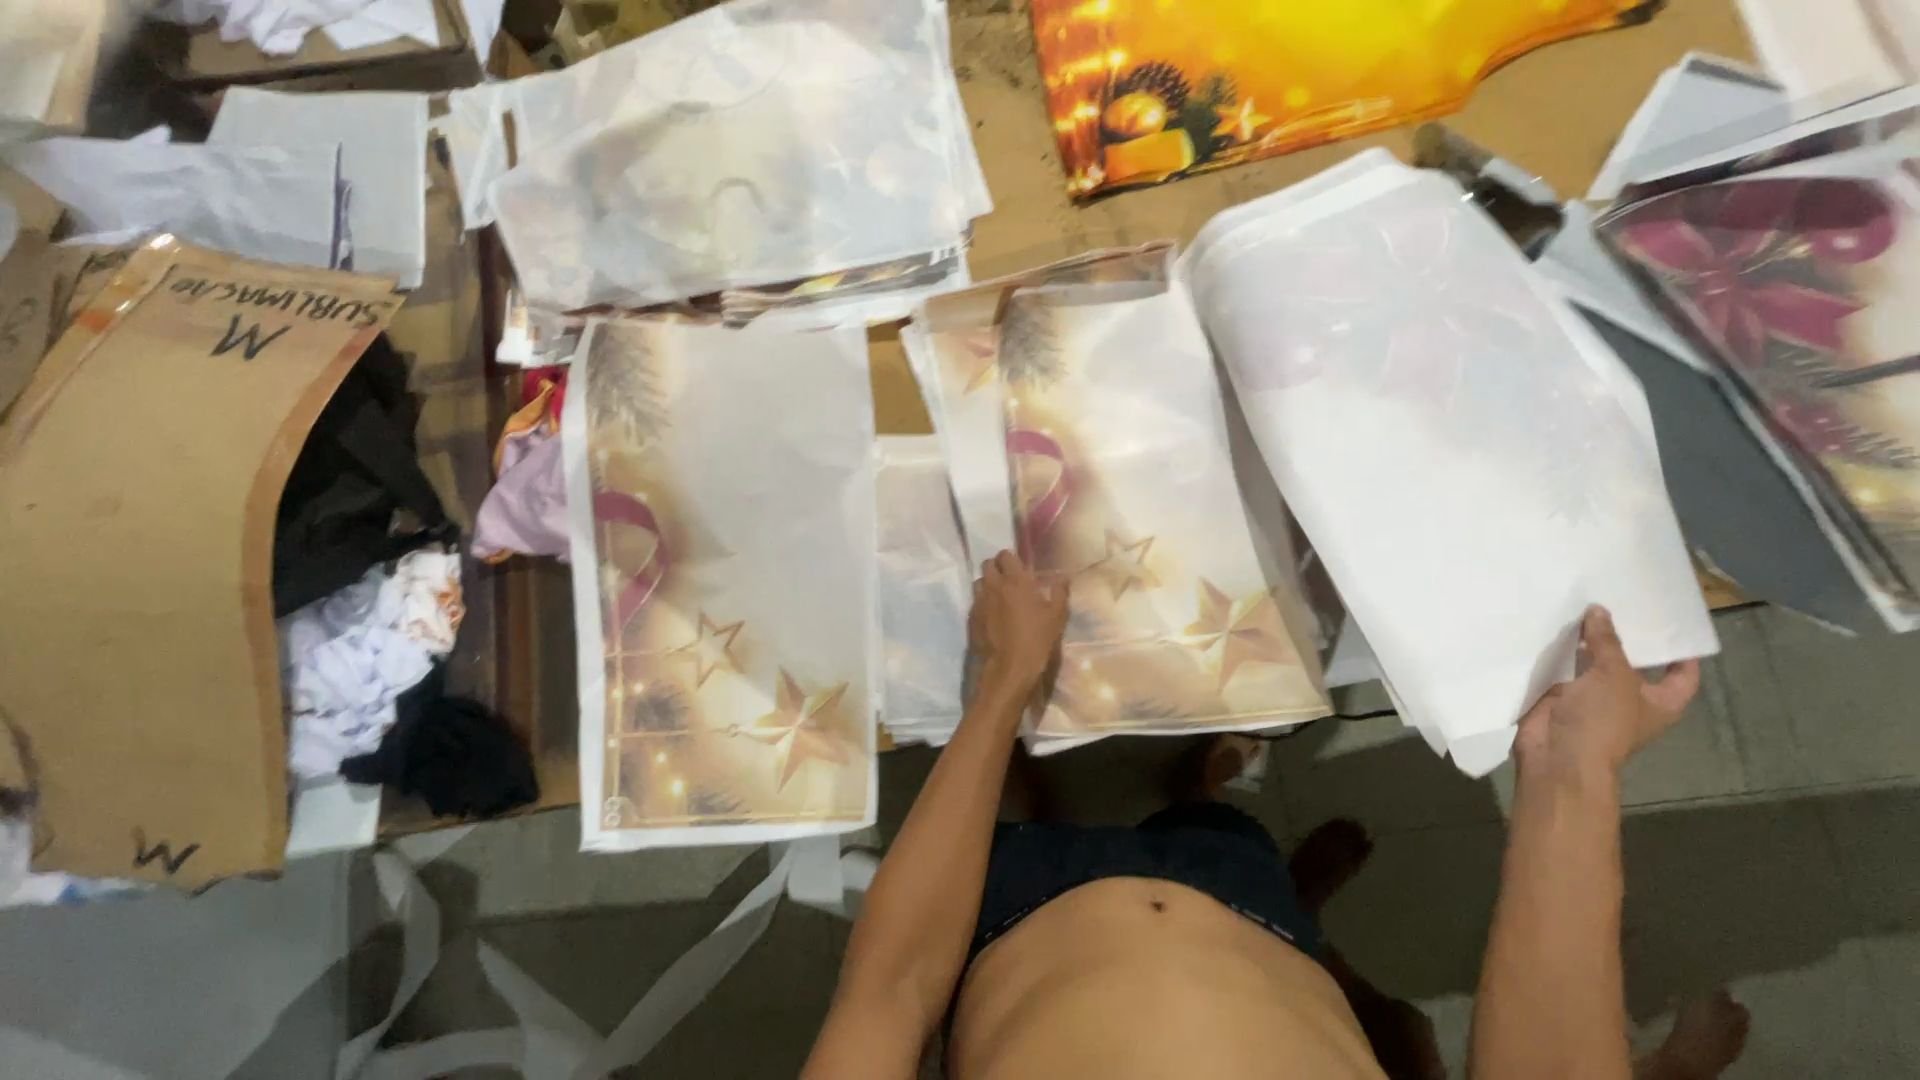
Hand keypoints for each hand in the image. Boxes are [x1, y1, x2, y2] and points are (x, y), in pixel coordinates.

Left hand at [969, 551, 1068, 690]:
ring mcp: (979, 601)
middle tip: (1009, 580)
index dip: (1011, 559)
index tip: (1019, 568)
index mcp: (1015, 580)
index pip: (1005, 555)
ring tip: (999, 596)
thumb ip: (1060, 592)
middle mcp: (993, 585)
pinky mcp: (971, 617)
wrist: (1010, 667)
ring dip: (988, 583)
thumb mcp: (1057, 616)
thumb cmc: (1037, 639)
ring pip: (979, 581)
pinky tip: (992, 614)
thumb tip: (1063, 578)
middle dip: (997, 567)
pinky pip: (975, 601)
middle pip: (988, 564)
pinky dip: (983, 602)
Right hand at [1514, 606, 1699, 785]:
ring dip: (1586, 644)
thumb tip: (1598, 610)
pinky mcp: (1562, 697)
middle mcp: (1631, 699)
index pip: (1682, 673)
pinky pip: (1564, 670)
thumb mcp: (1614, 675)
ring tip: (1581, 608)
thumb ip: (1607, 642)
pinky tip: (1552, 630)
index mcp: (1661, 701)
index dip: (1681, 651)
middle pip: (1632, 663)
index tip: (1670, 623)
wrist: (1557, 753)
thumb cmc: (1602, 719)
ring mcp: (1594, 699)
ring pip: (1594, 664)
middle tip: (1616, 604)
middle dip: (1623, 638)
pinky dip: (1558, 654)